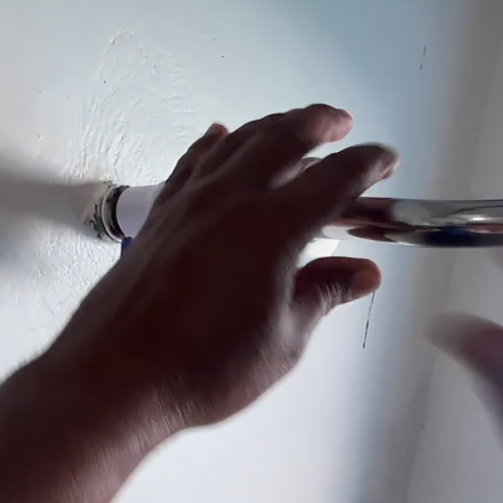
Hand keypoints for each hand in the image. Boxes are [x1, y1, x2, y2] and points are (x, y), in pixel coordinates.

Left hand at [47, 105, 396, 431]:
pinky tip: (218, 139)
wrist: (118, 379)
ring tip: (292, 126)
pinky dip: (213, 146)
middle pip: (282, 139)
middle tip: (341, 123)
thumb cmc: (200, 370)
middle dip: (318, 123)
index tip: (384, 161)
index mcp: (272, 229)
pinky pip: (191, 164)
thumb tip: (359, 274)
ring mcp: (188, 205)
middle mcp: (229, 202)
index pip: (333, 179)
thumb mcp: (282, 341)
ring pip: (236, 143)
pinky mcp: (159, 219)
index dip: (366, 165)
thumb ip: (321, 295)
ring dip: (270, 126)